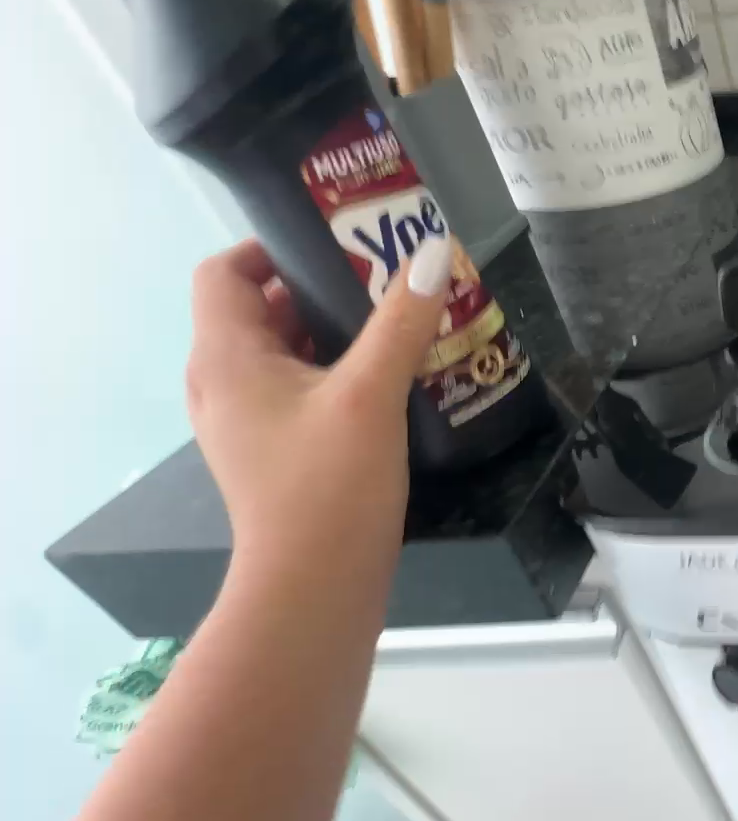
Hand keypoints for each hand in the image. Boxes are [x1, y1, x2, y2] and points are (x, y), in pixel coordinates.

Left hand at [185, 237, 451, 580]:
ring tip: (402, 321)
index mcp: (228, 358)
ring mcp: (250, 417)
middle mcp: (225, 381)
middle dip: (322, 286)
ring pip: (288, 349)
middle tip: (389, 278)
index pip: (223, 273)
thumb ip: (402, 322)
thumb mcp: (371, 393)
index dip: (271, 248)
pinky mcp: (279, 444)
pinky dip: (340, 366)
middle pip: (260, 309)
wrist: (317, 576)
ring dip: (337, 328)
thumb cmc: (331, 481)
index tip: (339, 243)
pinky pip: (302, 384)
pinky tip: (393, 376)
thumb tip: (431, 253)